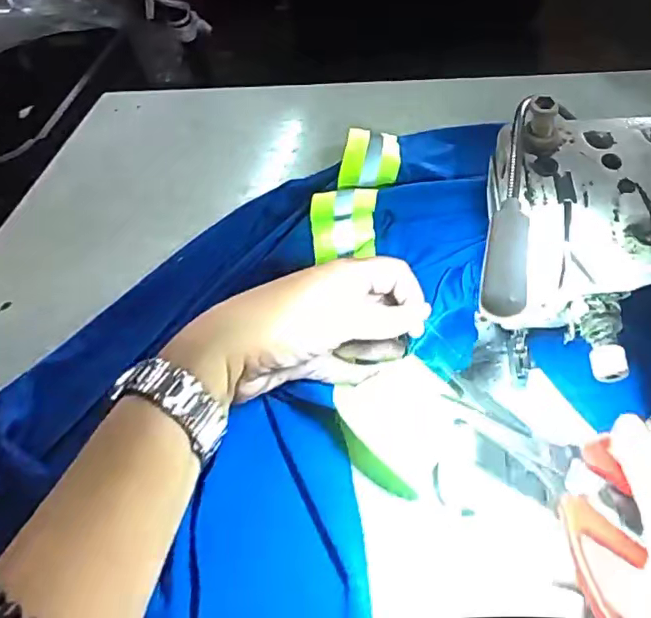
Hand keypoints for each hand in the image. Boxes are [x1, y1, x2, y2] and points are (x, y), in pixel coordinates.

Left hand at [160, 258, 431, 403]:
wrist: (226, 354)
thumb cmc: (294, 323)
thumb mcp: (348, 317)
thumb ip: (389, 319)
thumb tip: (424, 314)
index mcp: (349, 275)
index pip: (394, 273)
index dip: (411, 294)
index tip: (417, 323)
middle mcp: (339, 296)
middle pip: (380, 304)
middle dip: (397, 324)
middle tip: (408, 346)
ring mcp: (323, 326)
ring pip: (362, 334)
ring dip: (379, 348)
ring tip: (392, 363)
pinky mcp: (308, 354)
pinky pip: (341, 359)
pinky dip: (355, 369)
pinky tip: (370, 378)